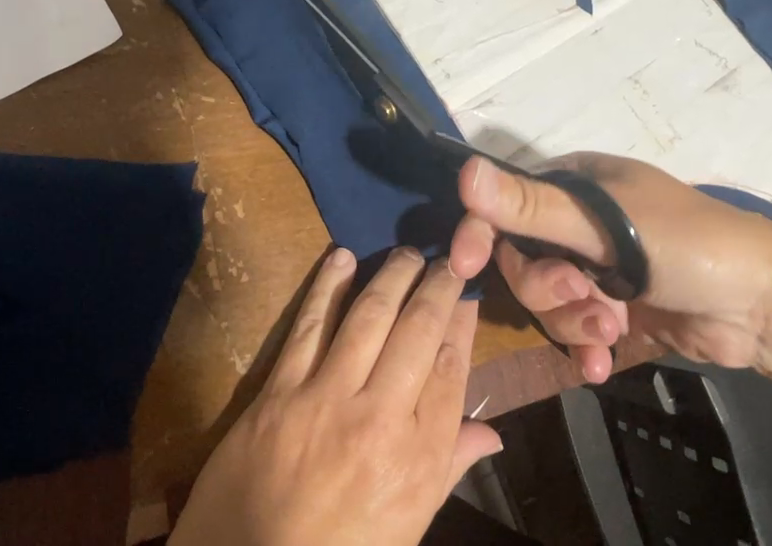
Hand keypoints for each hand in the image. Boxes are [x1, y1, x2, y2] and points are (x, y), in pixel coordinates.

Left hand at [169, 246, 502, 545]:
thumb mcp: (409, 524)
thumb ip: (448, 467)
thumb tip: (491, 433)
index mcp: (419, 458)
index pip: (451, 369)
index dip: (461, 324)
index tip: (467, 296)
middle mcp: (380, 420)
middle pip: (417, 332)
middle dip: (436, 288)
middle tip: (445, 261)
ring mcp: (326, 400)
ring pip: (368, 317)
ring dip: (391, 276)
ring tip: (406, 253)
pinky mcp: (279, 392)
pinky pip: (309, 326)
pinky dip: (328, 286)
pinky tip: (342, 258)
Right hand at [449, 153, 771, 383]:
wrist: (764, 307)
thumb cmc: (686, 245)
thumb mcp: (606, 223)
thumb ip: (533, 206)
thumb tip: (466, 173)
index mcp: (576, 183)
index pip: (505, 203)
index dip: (481, 232)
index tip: (463, 266)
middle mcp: (580, 221)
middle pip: (523, 258)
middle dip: (547, 287)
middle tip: (584, 295)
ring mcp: (598, 266)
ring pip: (547, 299)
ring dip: (572, 320)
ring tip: (611, 329)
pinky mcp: (616, 308)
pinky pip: (575, 329)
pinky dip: (584, 346)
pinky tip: (600, 364)